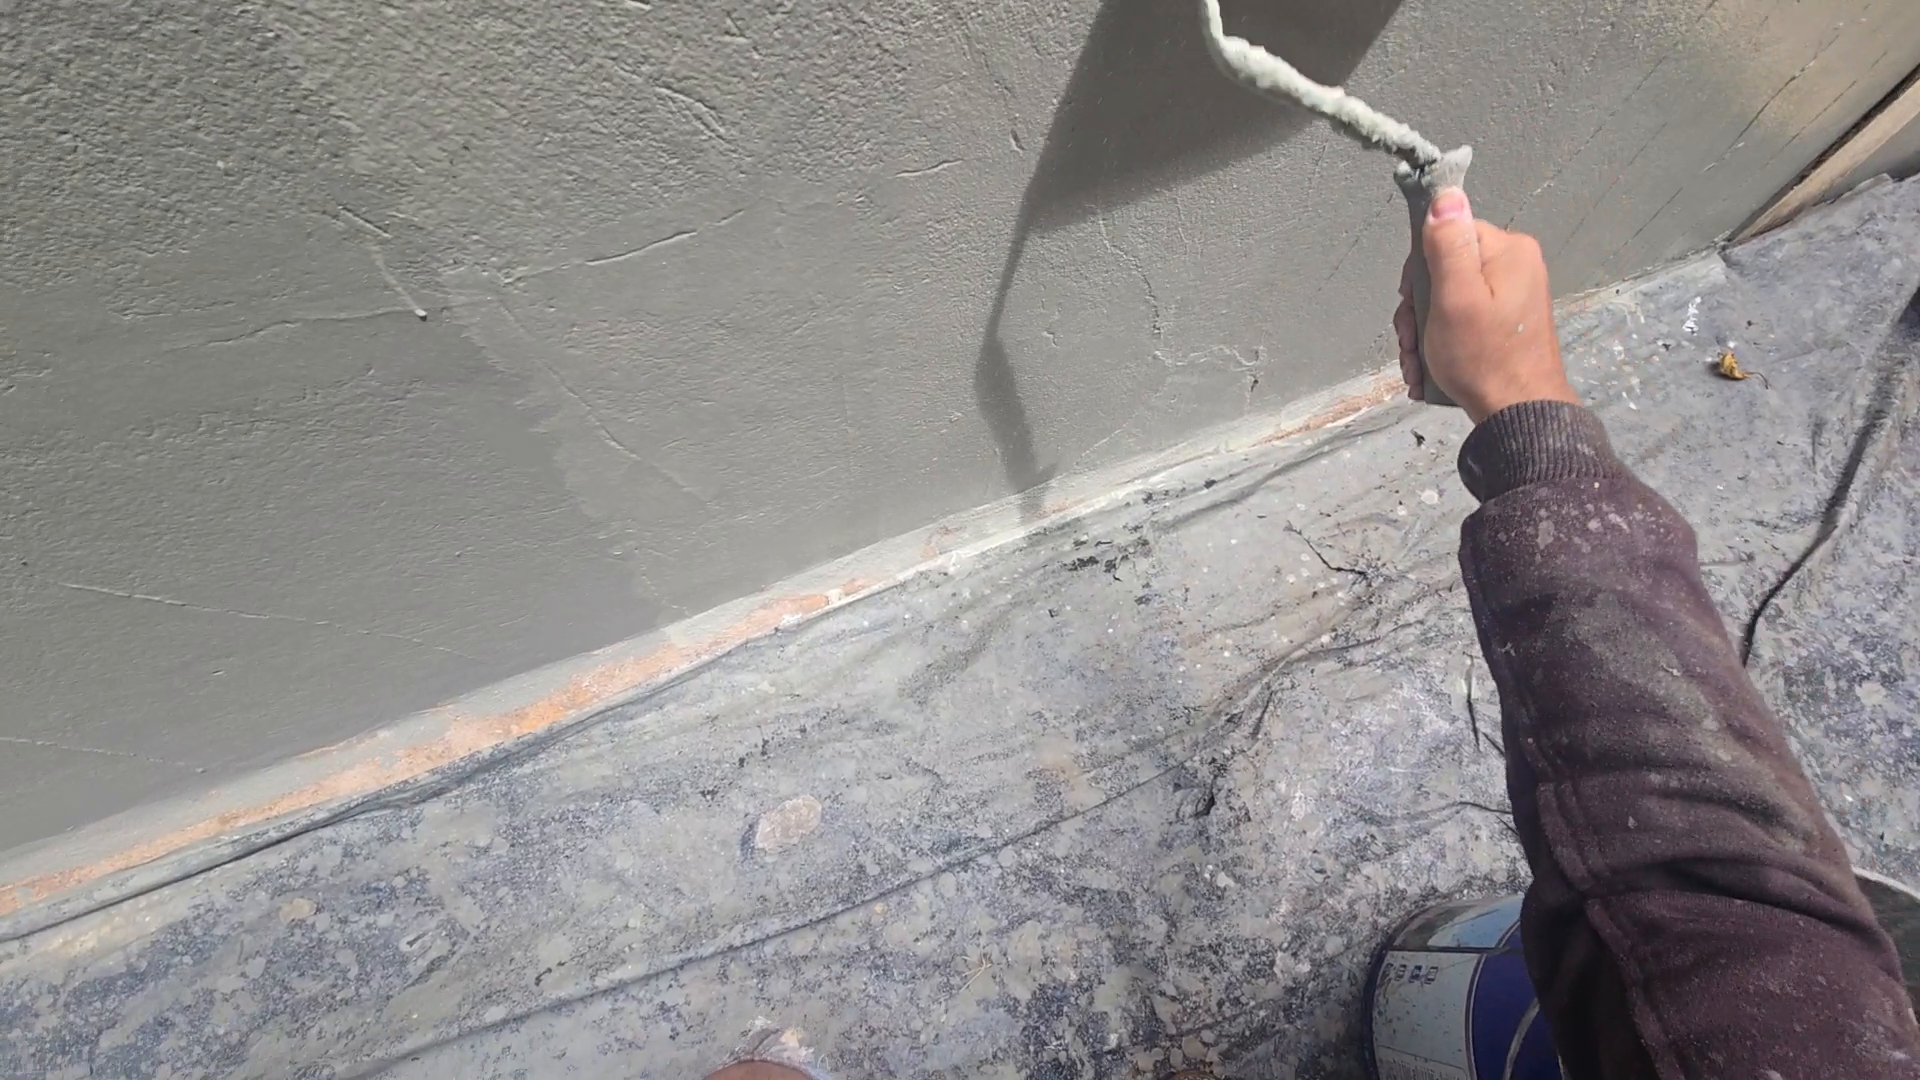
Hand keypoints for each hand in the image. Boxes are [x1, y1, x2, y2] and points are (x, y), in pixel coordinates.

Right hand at [1394, 189, 1578, 423]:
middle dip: (1416, 311)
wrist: (1516, 409)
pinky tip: (1428, 368)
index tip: (1409, 306)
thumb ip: (1447, 245)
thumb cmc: (1481, 357)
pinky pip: (1459, 318)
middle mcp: (1514, 265)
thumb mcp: (1454, 298)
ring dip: (1421, 333)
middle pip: (1443, 271)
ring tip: (1416, 363)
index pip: (1446, 236)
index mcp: (1506, 251)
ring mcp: (1511, 294)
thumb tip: (1445, 194)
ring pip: (1446, 299)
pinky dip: (1437, 342)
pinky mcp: (1505, 320)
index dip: (1418, 273)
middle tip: (1411, 344)